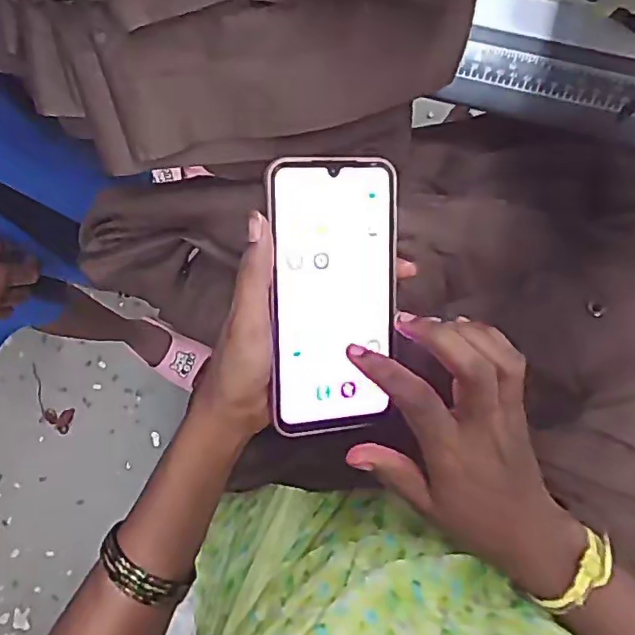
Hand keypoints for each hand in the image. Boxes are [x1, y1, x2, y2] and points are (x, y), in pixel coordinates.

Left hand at [192, 212, 421, 440]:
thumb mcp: (247, 314)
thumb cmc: (236, 363)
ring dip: (370, 302)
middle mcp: (293, 303)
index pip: (311, 252)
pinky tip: (381, 333)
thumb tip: (257, 223)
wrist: (239, 412)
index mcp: (275, 286)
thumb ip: (255, 273)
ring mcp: (307, 328)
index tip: (369, 230)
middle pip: (336, 278)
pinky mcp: (317, 351)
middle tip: (399, 269)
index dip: (340, 239)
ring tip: (397, 299)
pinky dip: (364, 332)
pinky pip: (345, 335)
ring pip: (345, 307)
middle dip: (368, 270)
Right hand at [345, 315, 586, 597]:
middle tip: (405, 321)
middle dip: (437, 335)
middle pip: (471, 366)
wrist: (529, 531)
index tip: (359, 352)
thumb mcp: (425, 504)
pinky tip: (465, 329)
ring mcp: (507, 412)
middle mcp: (483, 424)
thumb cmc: (472, 519)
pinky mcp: (520, 406)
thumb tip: (354, 452)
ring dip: (464, 331)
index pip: (419, 400)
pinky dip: (490, 337)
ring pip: (497, 358)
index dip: (388, 372)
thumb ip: (392, 472)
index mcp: (453, 450)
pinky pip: (513, 362)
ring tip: (432, 322)